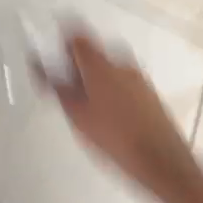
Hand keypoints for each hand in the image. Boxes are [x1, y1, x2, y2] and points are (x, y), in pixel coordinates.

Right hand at [43, 28, 202, 202]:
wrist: (165, 165)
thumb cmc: (115, 138)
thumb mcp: (76, 115)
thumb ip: (54, 86)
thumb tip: (37, 65)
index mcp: (99, 63)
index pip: (75, 37)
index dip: (61, 44)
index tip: (54, 60)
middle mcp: (121, 63)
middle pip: (94, 52)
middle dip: (79, 66)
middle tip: (69, 89)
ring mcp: (140, 79)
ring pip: (110, 69)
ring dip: (97, 80)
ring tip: (90, 109)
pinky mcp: (152, 95)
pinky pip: (125, 83)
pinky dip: (114, 92)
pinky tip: (112, 119)